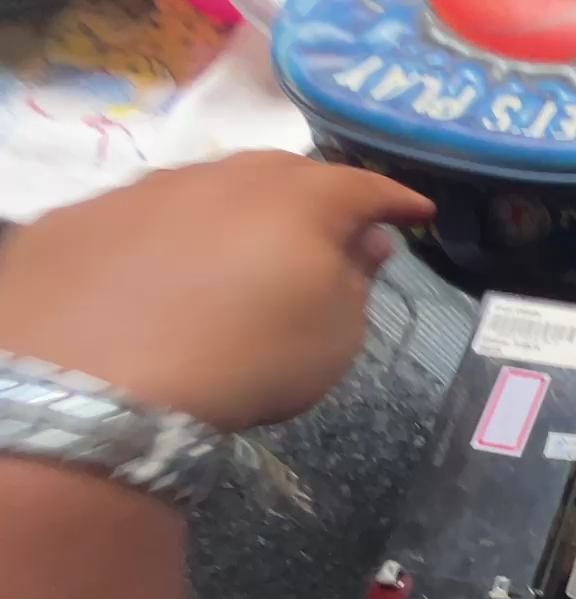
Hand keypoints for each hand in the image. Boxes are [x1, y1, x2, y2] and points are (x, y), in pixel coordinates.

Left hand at [0, 151, 433, 431]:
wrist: (103, 382)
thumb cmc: (259, 357)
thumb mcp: (340, 329)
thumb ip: (357, 275)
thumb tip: (368, 240)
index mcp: (295, 206)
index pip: (360, 186)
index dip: (395, 198)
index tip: (421, 212)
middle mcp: (218, 181)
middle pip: (281, 169)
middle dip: (322, 190)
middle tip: (344, 223)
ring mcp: (144, 194)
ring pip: (214, 182)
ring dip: (252, 204)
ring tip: (268, 241)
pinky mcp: (83, 219)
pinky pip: (156, 209)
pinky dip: (192, 225)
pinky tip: (193, 264)